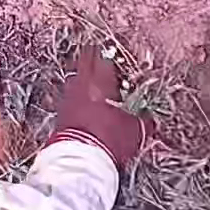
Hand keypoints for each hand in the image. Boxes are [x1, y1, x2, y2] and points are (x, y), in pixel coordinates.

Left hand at [53, 45, 146, 166]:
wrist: (80, 160)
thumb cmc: (108, 139)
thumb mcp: (134, 131)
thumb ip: (142, 121)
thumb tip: (149, 121)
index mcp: (100, 83)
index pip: (104, 60)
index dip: (108, 53)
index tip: (111, 49)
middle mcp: (81, 87)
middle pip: (84, 66)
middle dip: (90, 61)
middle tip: (96, 56)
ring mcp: (67, 101)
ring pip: (75, 82)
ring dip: (82, 80)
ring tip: (90, 82)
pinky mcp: (60, 117)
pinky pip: (69, 100)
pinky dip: (76, 99)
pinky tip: (82, 106)